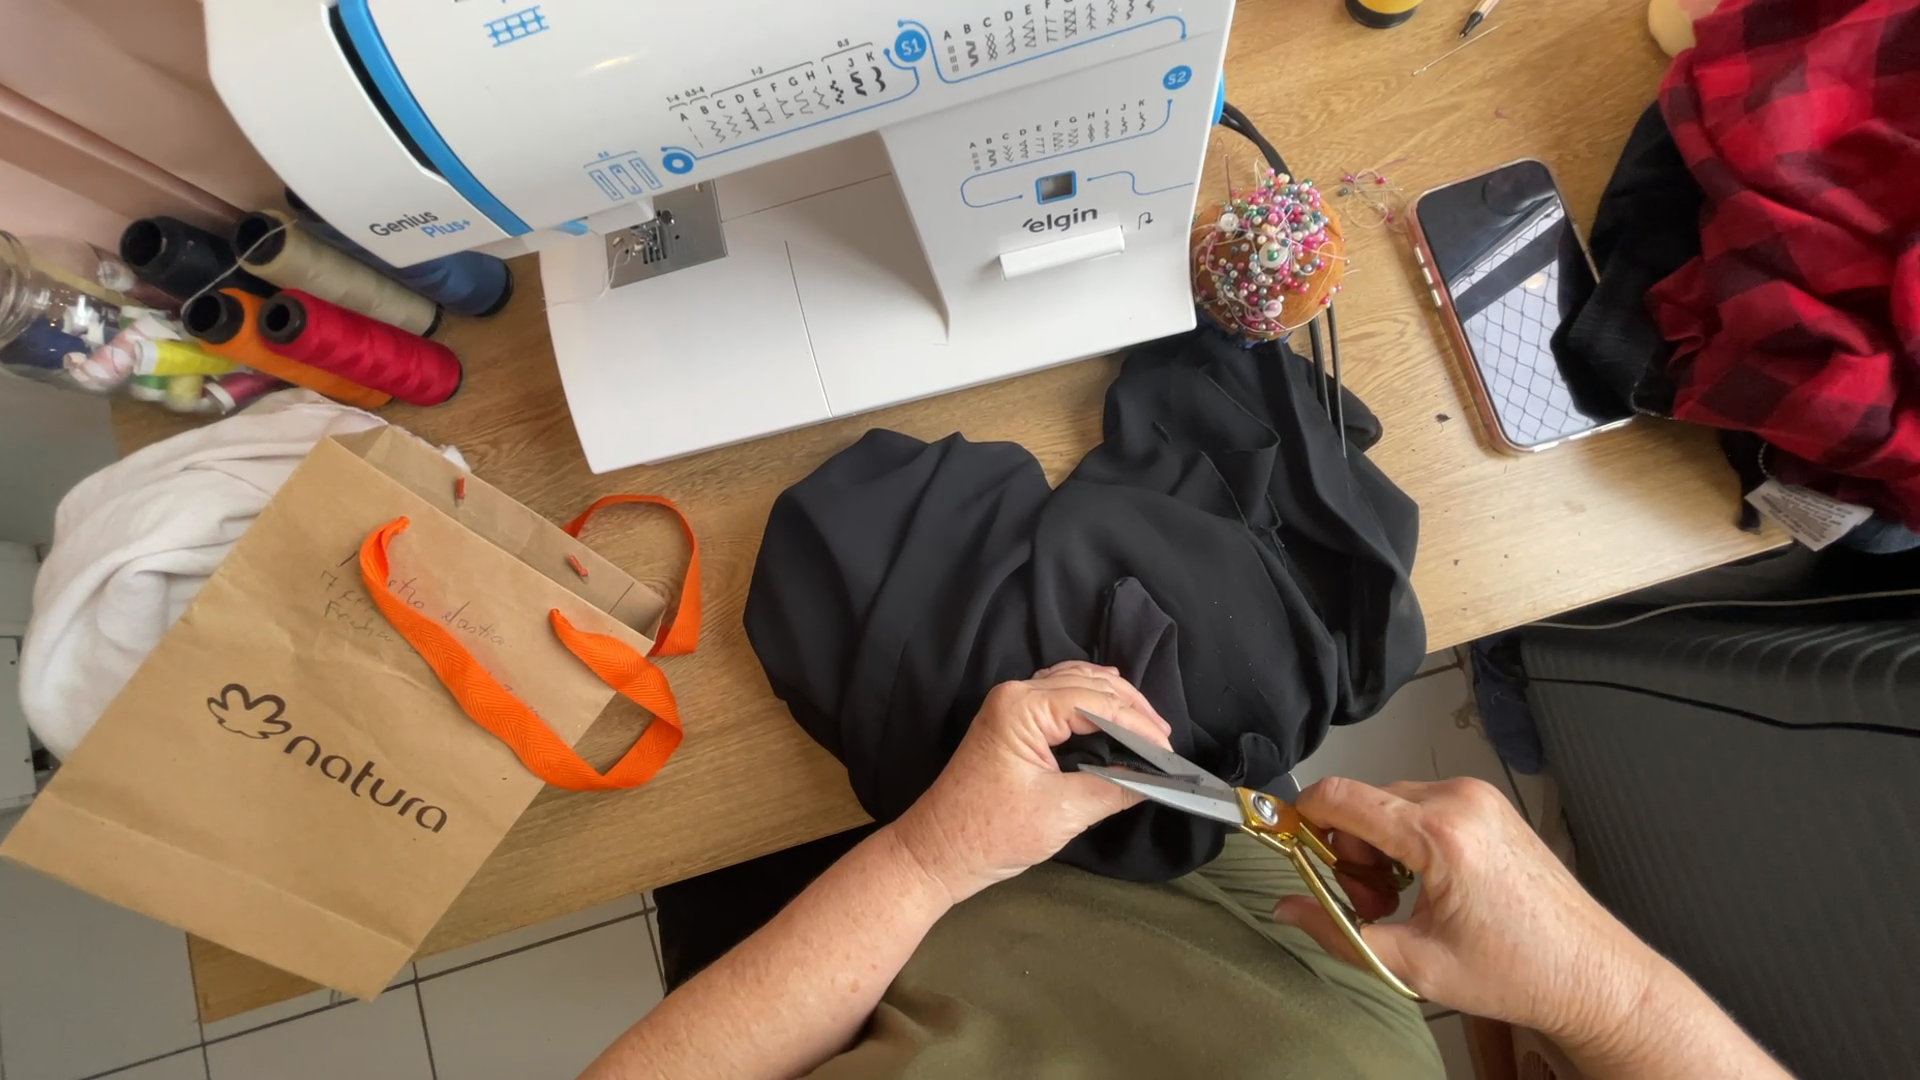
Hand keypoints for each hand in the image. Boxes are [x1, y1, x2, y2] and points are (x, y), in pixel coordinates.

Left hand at [889, 661, 1172, 904]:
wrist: (938, 851)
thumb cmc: (991, 833)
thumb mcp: (1061, 812)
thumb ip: (1113, 787)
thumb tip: (1157, 777)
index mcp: (1022, 707)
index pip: (1095, 700)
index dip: (1137, 723)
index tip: (1169, 751)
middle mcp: (1016, 694)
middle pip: (1087, 684)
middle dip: (1130, 708)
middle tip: (1165, 739)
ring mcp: (1010, 704)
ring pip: (1074, 683)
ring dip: (1113, 701)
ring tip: (1148, 726)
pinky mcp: (1011, 721)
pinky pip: (1058, 696)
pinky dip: (1090, 701)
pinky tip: (1110, 710)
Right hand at [1273, 777, 1663, 1048]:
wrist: (1601, 980)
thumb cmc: (1519, 974)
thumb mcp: (1416, 966)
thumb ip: (1338, 933)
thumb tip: (1285, 908)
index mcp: (1440, 837)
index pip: (1340, 797)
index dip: (1305, 817)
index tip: (1298, 845)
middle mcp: (1457, 801)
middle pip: (1359, 802)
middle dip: (1349, 850)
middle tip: (1374, 901)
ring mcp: (1475, 796)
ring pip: (1384, 801)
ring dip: (1376, 844)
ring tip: (1404, 894)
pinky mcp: (1484, 801)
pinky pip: (1414, 802)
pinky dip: (1403, 834)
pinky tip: (1426, 877)